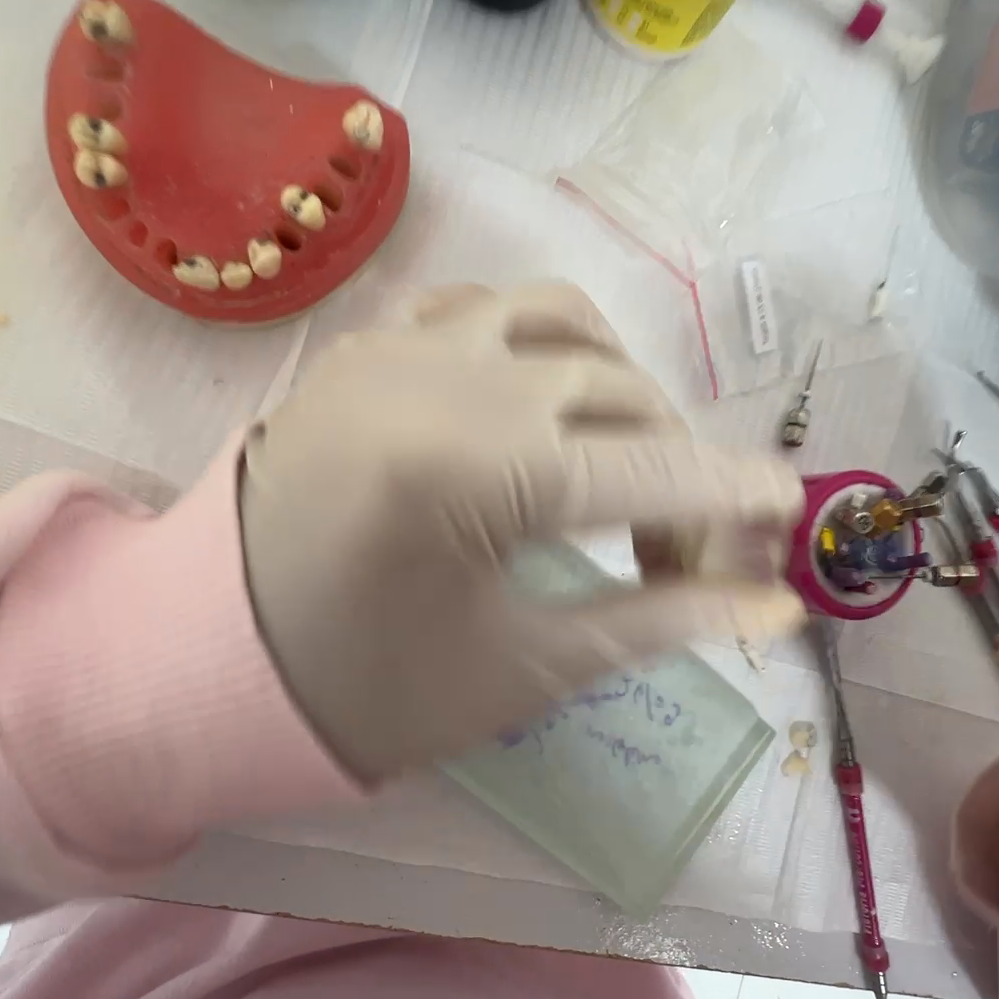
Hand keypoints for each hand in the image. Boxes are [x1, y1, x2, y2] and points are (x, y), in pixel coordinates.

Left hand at [238, 282, 806, 781]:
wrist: (209, 660)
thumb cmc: (367, 690)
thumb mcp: (525, 667)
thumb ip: (660, 621)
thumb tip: (776, 606)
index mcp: (479, 472)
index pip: (651, 472)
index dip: (733, 494)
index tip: (789, 510)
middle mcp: (447, 378)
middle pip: (620, 396)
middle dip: (675, 471)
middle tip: (678, 556)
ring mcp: (402, 344)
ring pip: (565, 323)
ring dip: (621, 389)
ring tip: (622, 466)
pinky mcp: (371, 342)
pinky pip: (486, 308)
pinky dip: (541, 345)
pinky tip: (544, 403)